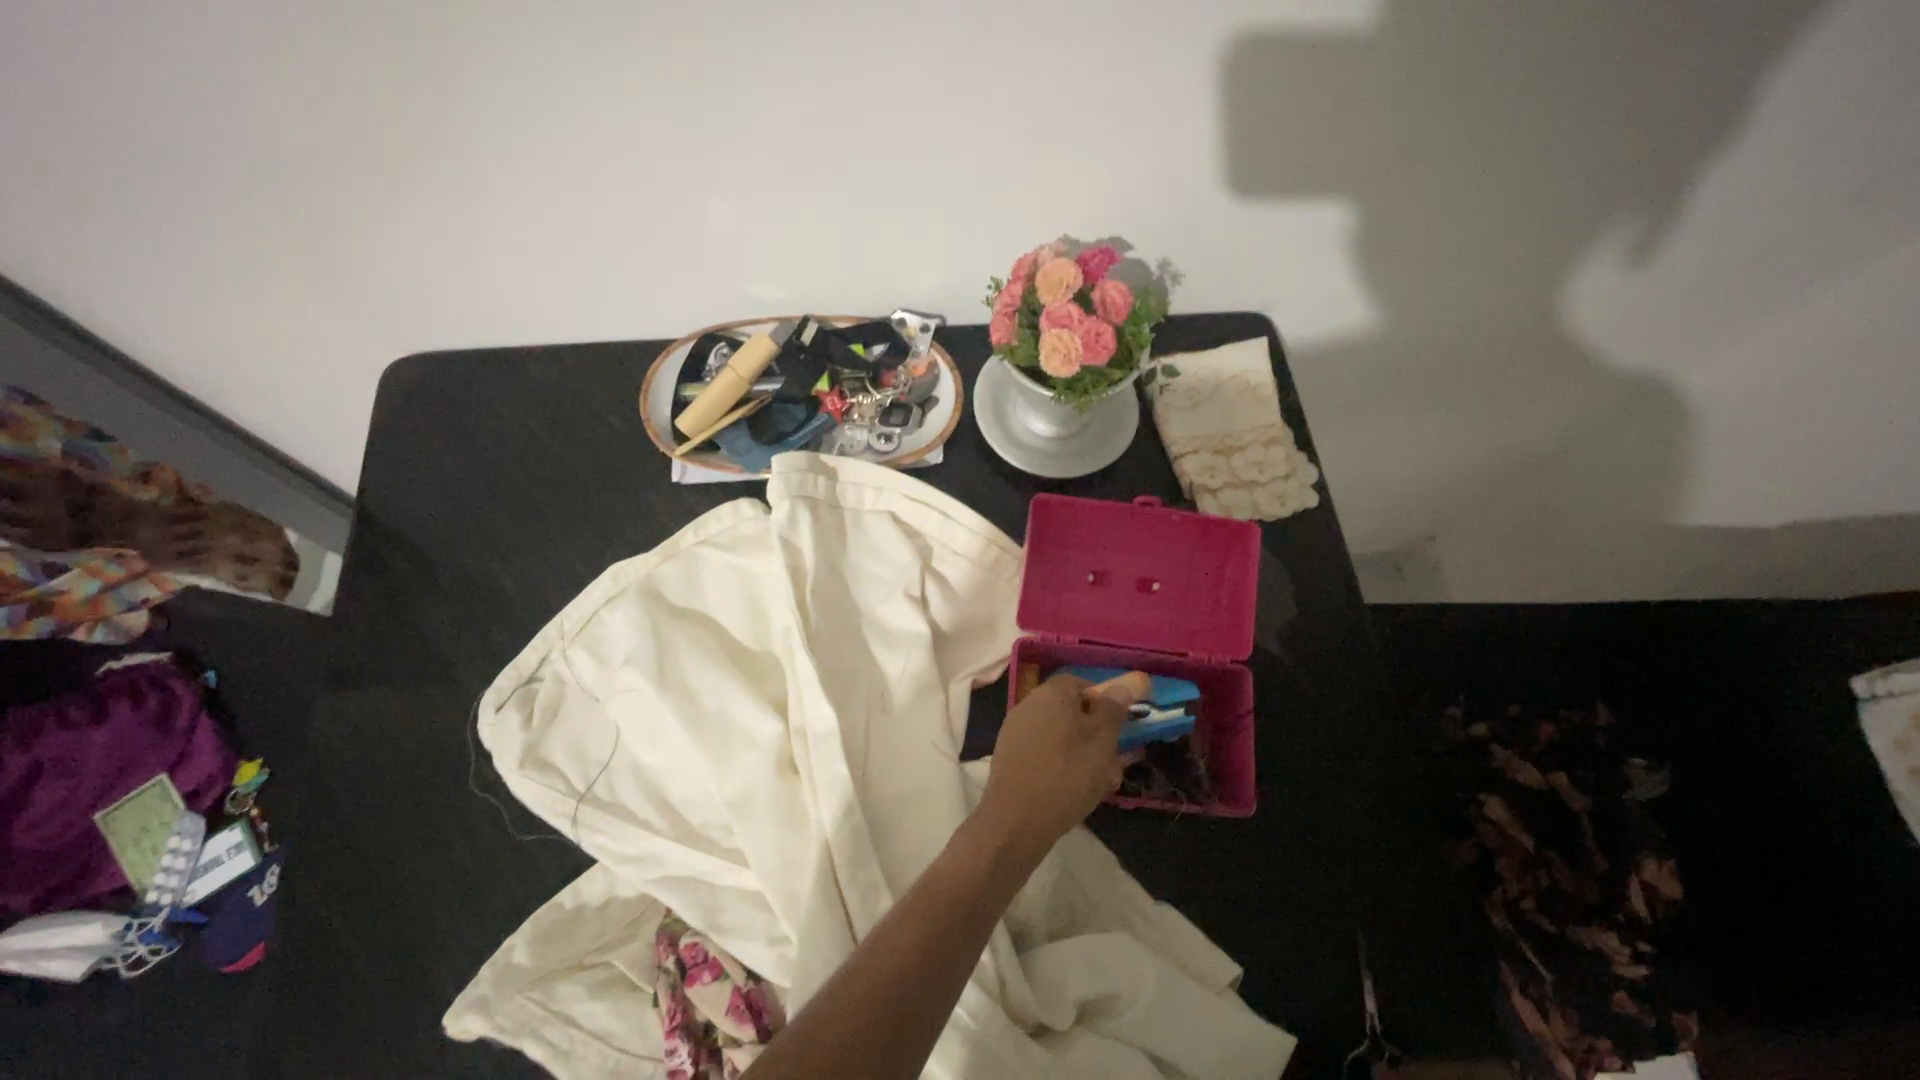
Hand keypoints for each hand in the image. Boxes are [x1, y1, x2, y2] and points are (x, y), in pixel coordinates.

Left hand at [974, 671, 1149, 862]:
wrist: (1016, 819)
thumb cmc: (1067, 772)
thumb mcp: (1102, 739)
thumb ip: (1114, 709)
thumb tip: (1122, 686)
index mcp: (1051, 693)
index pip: (1082, 684)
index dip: (1104, 702)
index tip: (1120, 725)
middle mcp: (1029, 705)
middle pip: (1071, 712)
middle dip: (1097, 734)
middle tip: (1116, 759)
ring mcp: (1016, 732)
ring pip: (1061, 737)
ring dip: (1083, 754)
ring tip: (1103, 781)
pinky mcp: (1010, 758)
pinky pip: (1044, 755)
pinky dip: (1062, 767)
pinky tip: (1076, 792)